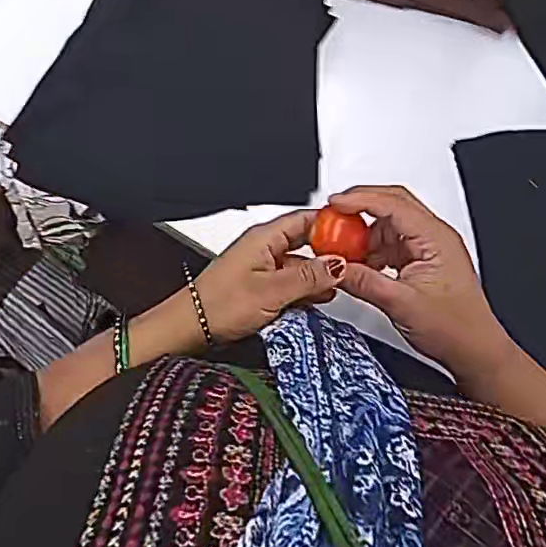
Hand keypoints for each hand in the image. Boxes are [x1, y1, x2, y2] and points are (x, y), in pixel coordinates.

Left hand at [186, 209, 345, 348]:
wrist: (191, 327)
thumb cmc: (218, 304)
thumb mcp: (272, 290)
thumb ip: (309, 277)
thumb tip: (337, 265)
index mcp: (264, 237)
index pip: (307, 219)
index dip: (333, 224)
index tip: (354, 235)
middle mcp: (263, 247)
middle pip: (306, 240)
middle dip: (329, 253)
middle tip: (351, 264)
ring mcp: (262, 266)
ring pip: (300, 263)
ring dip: (318, 275)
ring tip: (336, 287)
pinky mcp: (260, 284)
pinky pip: (290, 280)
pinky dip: (304, 288)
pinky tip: (315, 299)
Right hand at [328, 185, 522, 378]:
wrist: (475, 351)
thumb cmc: (456, 329)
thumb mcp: (401, 304)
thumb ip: (363, 282)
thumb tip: (336, 267)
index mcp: (435, 238)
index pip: (392, 203)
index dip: (359, 199)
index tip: (334, 204)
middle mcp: (433, 236)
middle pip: (391, 204)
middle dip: (359, 207)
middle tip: (332, 217)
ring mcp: (427, 247)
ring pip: (388, 224)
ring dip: (363, 233)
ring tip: (342, 248)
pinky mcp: (421, 260)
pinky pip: (390, 243)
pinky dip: (370, 249)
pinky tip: (358, 264)